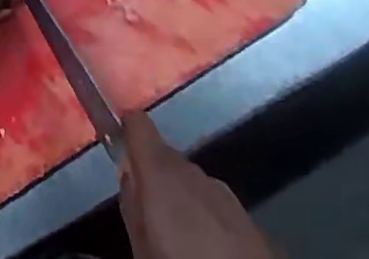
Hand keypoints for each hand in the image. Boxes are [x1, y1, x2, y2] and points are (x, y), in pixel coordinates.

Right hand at [118, 110, 276, 258]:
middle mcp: (192, 173)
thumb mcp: (140, 244)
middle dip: (154, 171)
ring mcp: (224, 194)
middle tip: (147, 203)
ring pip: (191, 179)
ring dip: (181, 192)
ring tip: (179, 228)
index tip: (119, 140)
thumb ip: (130, 201)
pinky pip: (215, 201)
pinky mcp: (249, 217)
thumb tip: (129, 173)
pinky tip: (208, 243)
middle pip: (165, 155)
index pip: (139, 124)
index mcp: (160, 173)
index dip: (127, 127)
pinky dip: (206, 212)